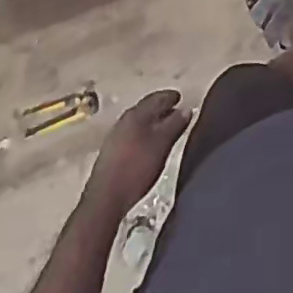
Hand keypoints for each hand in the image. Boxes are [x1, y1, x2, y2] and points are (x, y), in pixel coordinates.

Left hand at [84, 90, 190, 215]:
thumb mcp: (162, 145)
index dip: (169, 96)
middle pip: (146, 108)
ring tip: (166, 126)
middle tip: (176, 109)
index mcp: (136, 114)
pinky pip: (132, 133)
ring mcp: (116, 135)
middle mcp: (124, 120)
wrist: (106, 196)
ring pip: (138, 121)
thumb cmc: (137, 168)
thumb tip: (186, 108)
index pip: (156, 98)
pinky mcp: (112, 150)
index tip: (180, 97)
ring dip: (152, 121)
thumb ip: (175, 125)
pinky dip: (144, 132)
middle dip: (161, 107)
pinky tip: (149, 143)